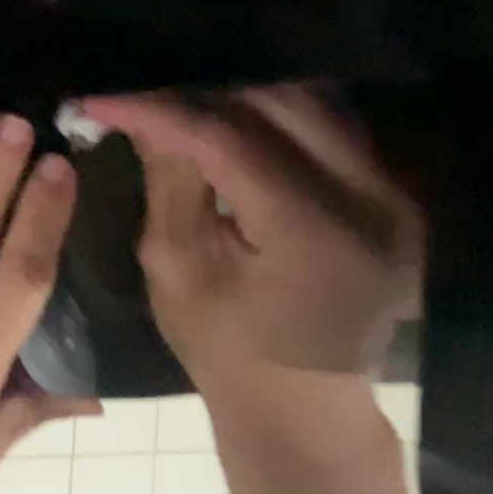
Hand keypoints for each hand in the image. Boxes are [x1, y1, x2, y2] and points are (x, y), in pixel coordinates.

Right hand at [83, 85, 422, 382]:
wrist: (303, 402)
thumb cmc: (223, 347)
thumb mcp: (175, 266)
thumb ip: (169, 181)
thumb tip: (139, 114)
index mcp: (313, 236)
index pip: (227, 140)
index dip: (157, 110)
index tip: (98, 99)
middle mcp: (373, 204)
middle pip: (280, 104)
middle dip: (196, 91)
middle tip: (136, 94)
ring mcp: (394, 197)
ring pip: (310, 105)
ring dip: (234, 95)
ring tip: (172, 100)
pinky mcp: (391, 194)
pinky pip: (326, 127)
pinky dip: (267, 113)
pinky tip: (218, 118)